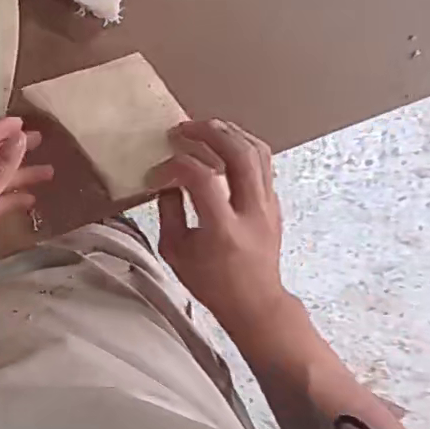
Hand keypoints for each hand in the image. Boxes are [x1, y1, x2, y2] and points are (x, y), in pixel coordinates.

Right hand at [151, 119, 295, 334]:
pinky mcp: (273, 203)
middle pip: (239, 154)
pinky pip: (262, 163)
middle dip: (209, 133)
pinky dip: (240, 147)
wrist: (254, 301)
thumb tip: (166, 183)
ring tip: (205, 127)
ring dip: (229, 133)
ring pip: (257, 152)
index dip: (174, 167)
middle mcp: (251, 211)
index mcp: (222, 227)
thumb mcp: (175, 250)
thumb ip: (169, 212)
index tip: (156, 173)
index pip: (201, 178)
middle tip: (182, 128)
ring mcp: (267, 205)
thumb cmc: (211, 282)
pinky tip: (222, 147)